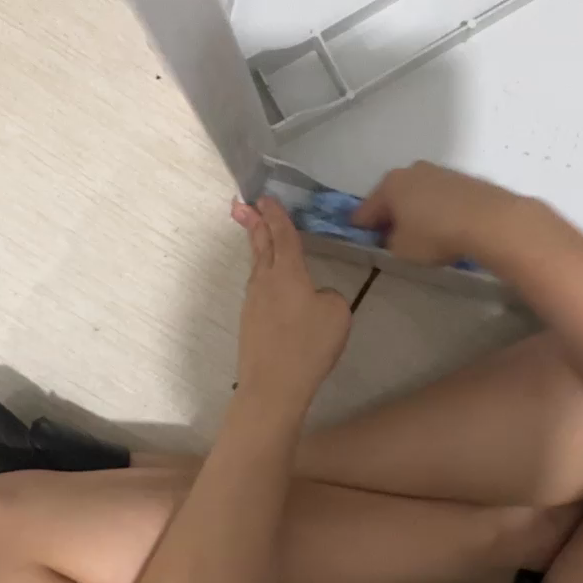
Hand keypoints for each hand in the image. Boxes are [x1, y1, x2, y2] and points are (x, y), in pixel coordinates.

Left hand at [231, 197, 351, 410]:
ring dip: (258, 250)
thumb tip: (315, 297)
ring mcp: (253, 303)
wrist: (273, 385)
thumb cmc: (308, 345)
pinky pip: (258, 291)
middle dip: (256, 223)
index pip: (283, 236)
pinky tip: (269, 284)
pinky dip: (263, 278)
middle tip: (245, 205)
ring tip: (258, 238)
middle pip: (261, 246)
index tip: (266, 198)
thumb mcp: (337, 314)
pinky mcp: (250, 323)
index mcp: (287, 272)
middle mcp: (265, 282)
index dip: (277, 215)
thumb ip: (329, 296)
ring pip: (257, 268)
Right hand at [352, 162, 534, 264]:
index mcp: (390, 185)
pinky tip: (439, 224)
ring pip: (416, 194)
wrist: (486, 219)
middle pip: (392, 196)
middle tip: (386, 235)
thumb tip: (392, 235)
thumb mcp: (401, 249)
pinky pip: (437, 196)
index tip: (357, 235)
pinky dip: (433, 208)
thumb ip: (389, 241)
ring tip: (416, 231)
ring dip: (412, 210)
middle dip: (388, 214)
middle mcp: (411, 171)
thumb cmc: (434, 235)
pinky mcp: (461, 179)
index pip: (366, 209)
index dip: (360, 226)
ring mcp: (438, 172)